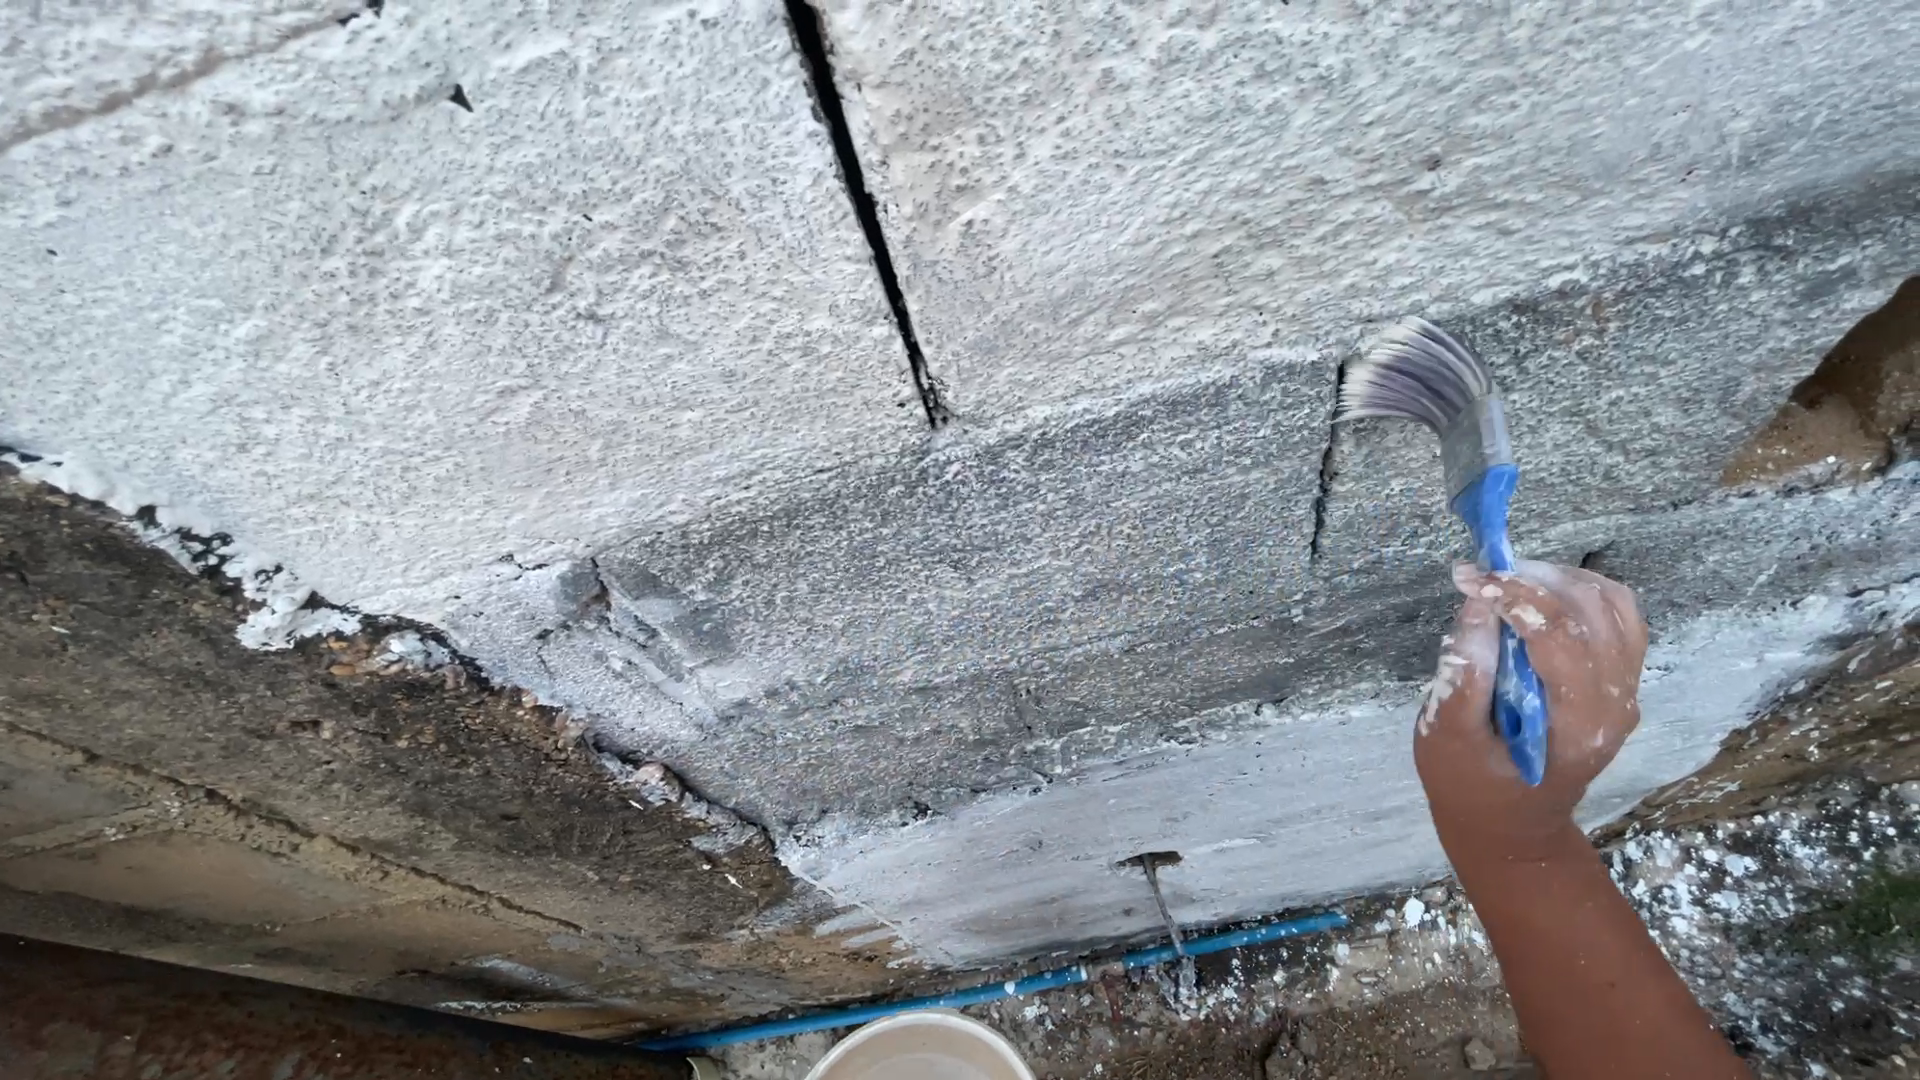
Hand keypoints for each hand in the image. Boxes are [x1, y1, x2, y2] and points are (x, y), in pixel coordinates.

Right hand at [1415, 560, 1648, 863]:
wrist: (1509, 822)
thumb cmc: (1469, 782)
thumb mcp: (1447, 737)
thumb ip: (1464, 675)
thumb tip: (1476, 607)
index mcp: (1576, 721)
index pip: (1560, 635)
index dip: (1514, 596)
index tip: (1465, 577)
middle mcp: (1615, 702)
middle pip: (1594, 612)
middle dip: (1534, 580)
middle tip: (1480, 575)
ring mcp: (1623, 692)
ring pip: (1615, 607)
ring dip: (1560, 581)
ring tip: (1506, 580)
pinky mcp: (1615, 683)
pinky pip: (1616, 619)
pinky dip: (1577, 594)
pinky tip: (1535, 597)